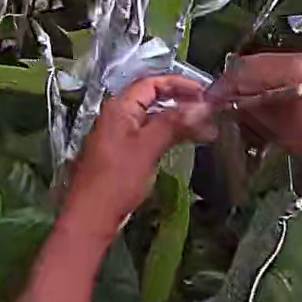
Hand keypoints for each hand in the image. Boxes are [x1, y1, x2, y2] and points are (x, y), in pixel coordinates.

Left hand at [62, 74, 216, 242]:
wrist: (92, 219)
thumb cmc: (117, 180)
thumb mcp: (148, 147)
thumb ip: (174, 122)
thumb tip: (202, 105)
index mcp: (120, 107)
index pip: (153, 83)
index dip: (180, 84)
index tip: (205, 93)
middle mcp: (119, 116)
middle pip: (155, 98)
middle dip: (183, 101)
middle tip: (209, 109)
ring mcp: (122, 135)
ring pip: (156, 117)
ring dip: (180, 119)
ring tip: (207, 127)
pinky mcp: (126, 153)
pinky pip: (153, 134)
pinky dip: (172, 134)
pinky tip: (191, 140)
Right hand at [208, 52, 301, 180]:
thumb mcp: (283, 130)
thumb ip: (253, 110)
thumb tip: (228, 104)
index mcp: (293, 66)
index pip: (245, 67)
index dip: (224, 86)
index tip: (209, 106)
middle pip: (256, 66)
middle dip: (237, 87)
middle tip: (222, 112)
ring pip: (270, 73)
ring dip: (253, 90)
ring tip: (241, 116)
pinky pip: (285, 79)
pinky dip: (270, 93)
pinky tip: (265, 114)